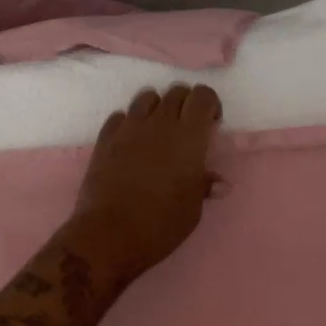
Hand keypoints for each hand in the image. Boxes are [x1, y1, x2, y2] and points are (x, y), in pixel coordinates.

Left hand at [61, 85, 221, 284]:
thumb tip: (220, 183)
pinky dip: (129, 122)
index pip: (203, 96)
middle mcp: (160, 123)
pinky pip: (120, 116)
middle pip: (176, 91)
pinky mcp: (105, 138)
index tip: (211, 125)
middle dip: (186, 104)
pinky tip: (131, 143)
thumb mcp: (192, 209)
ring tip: (158, 132)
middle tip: (186, 130)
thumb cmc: (161, 224)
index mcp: (189, 136)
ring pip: (147, 97)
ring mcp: (129, 128)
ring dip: (157, 108)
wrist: (109, 233)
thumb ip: (204, 186)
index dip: (210, 105)